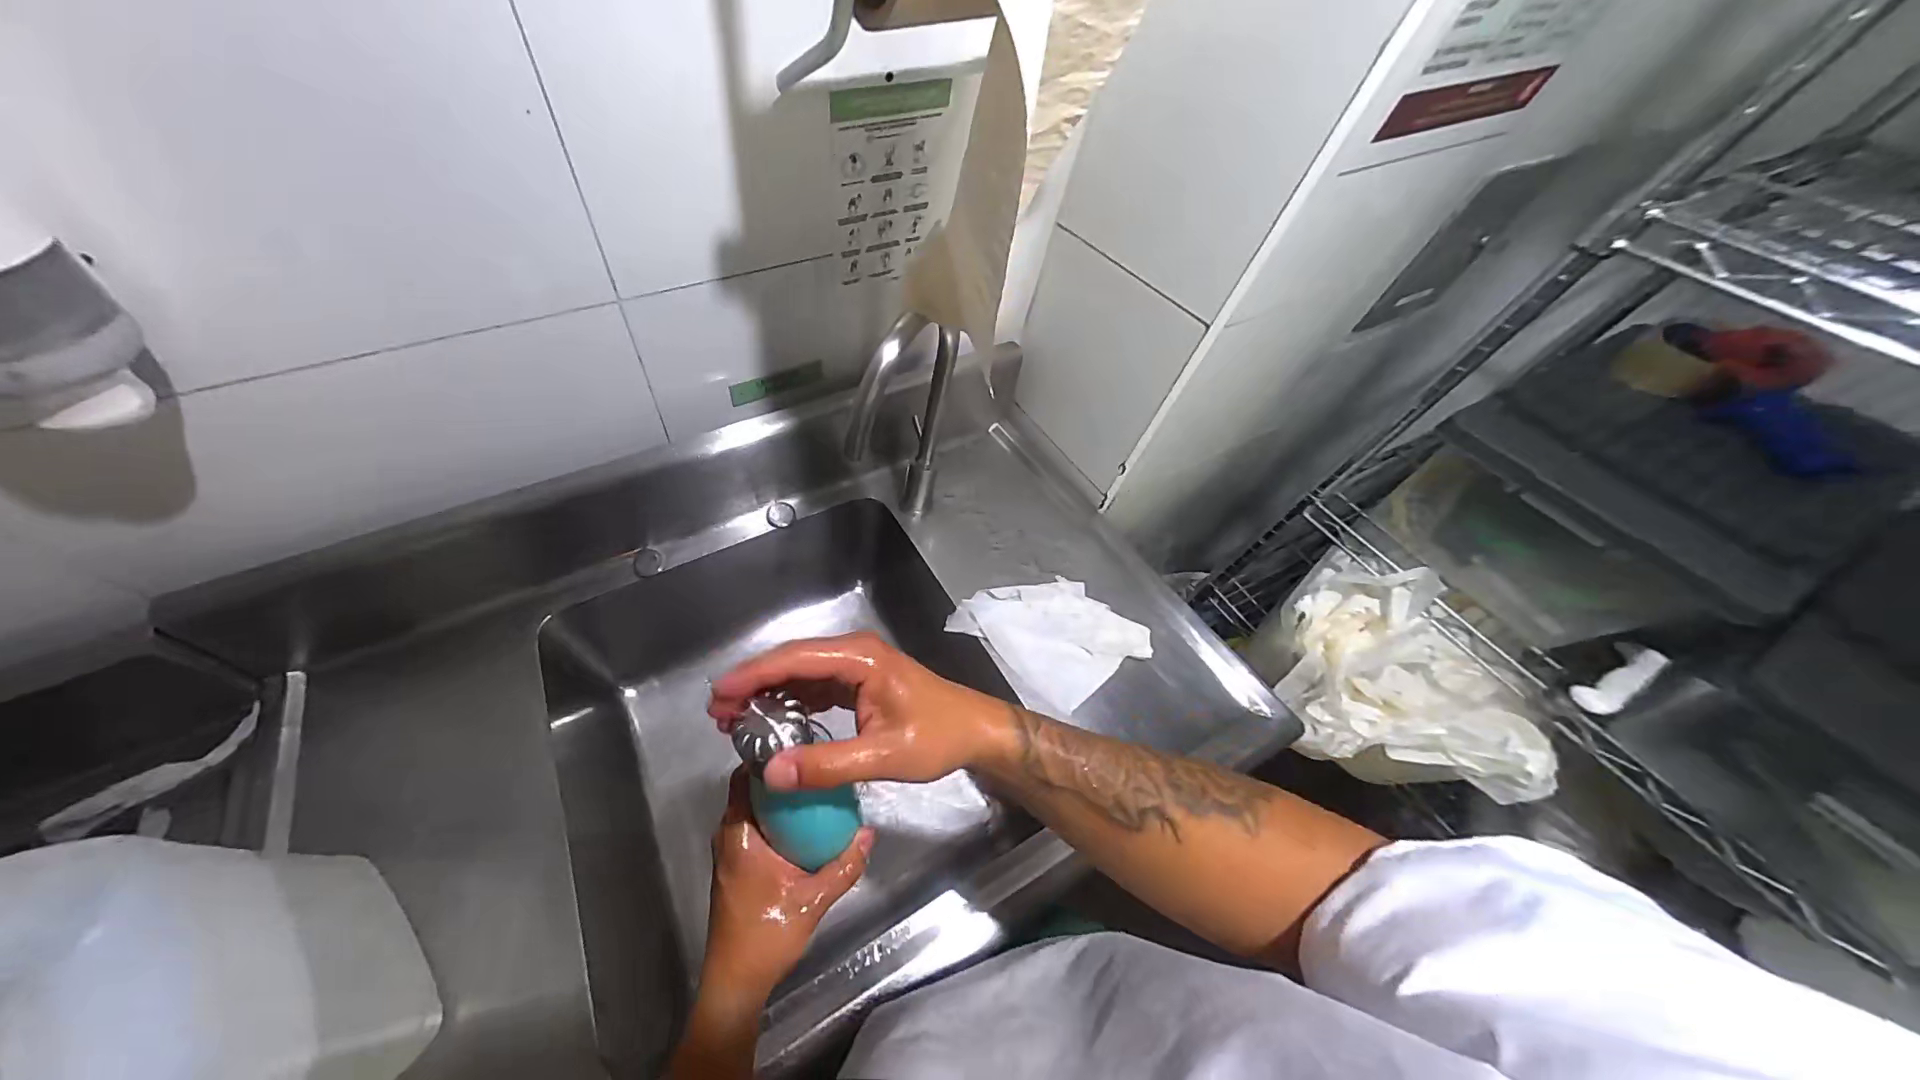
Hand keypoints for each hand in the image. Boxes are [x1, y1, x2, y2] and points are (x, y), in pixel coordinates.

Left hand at [700, 768, 873, 1001]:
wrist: (737, 982)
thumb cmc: (767, 934)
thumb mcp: (815, 899)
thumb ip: (845, 864)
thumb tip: (869, 833)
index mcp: (738, 835)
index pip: (743, 777)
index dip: (768, 757)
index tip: (800, 745)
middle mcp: (727, 837)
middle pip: (751, 791)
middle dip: (782, 778)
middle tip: (817, 768)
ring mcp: (729, 853)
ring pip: (753, 811)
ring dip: (780, 800)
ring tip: (816, 791)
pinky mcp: (735, 868)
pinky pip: (755, 828)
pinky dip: (776, 819)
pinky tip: (805, 825)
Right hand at [709, 632, 1015, 791]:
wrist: (975, 730)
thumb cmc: (938, 737)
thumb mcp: (882, 755)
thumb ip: (827, 765)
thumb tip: (770, 773)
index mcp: (860, 658)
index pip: (795, 659)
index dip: (753, 675)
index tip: (718, 694)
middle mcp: (855, 652)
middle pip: (793, 660)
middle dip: (753, 683)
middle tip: (717, 713)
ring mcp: (857, 664)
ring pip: (802, 672)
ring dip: (769, 692)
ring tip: (735, 719)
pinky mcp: (859, 680)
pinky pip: (816, 685)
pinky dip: (791, 700)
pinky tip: (772, 720)